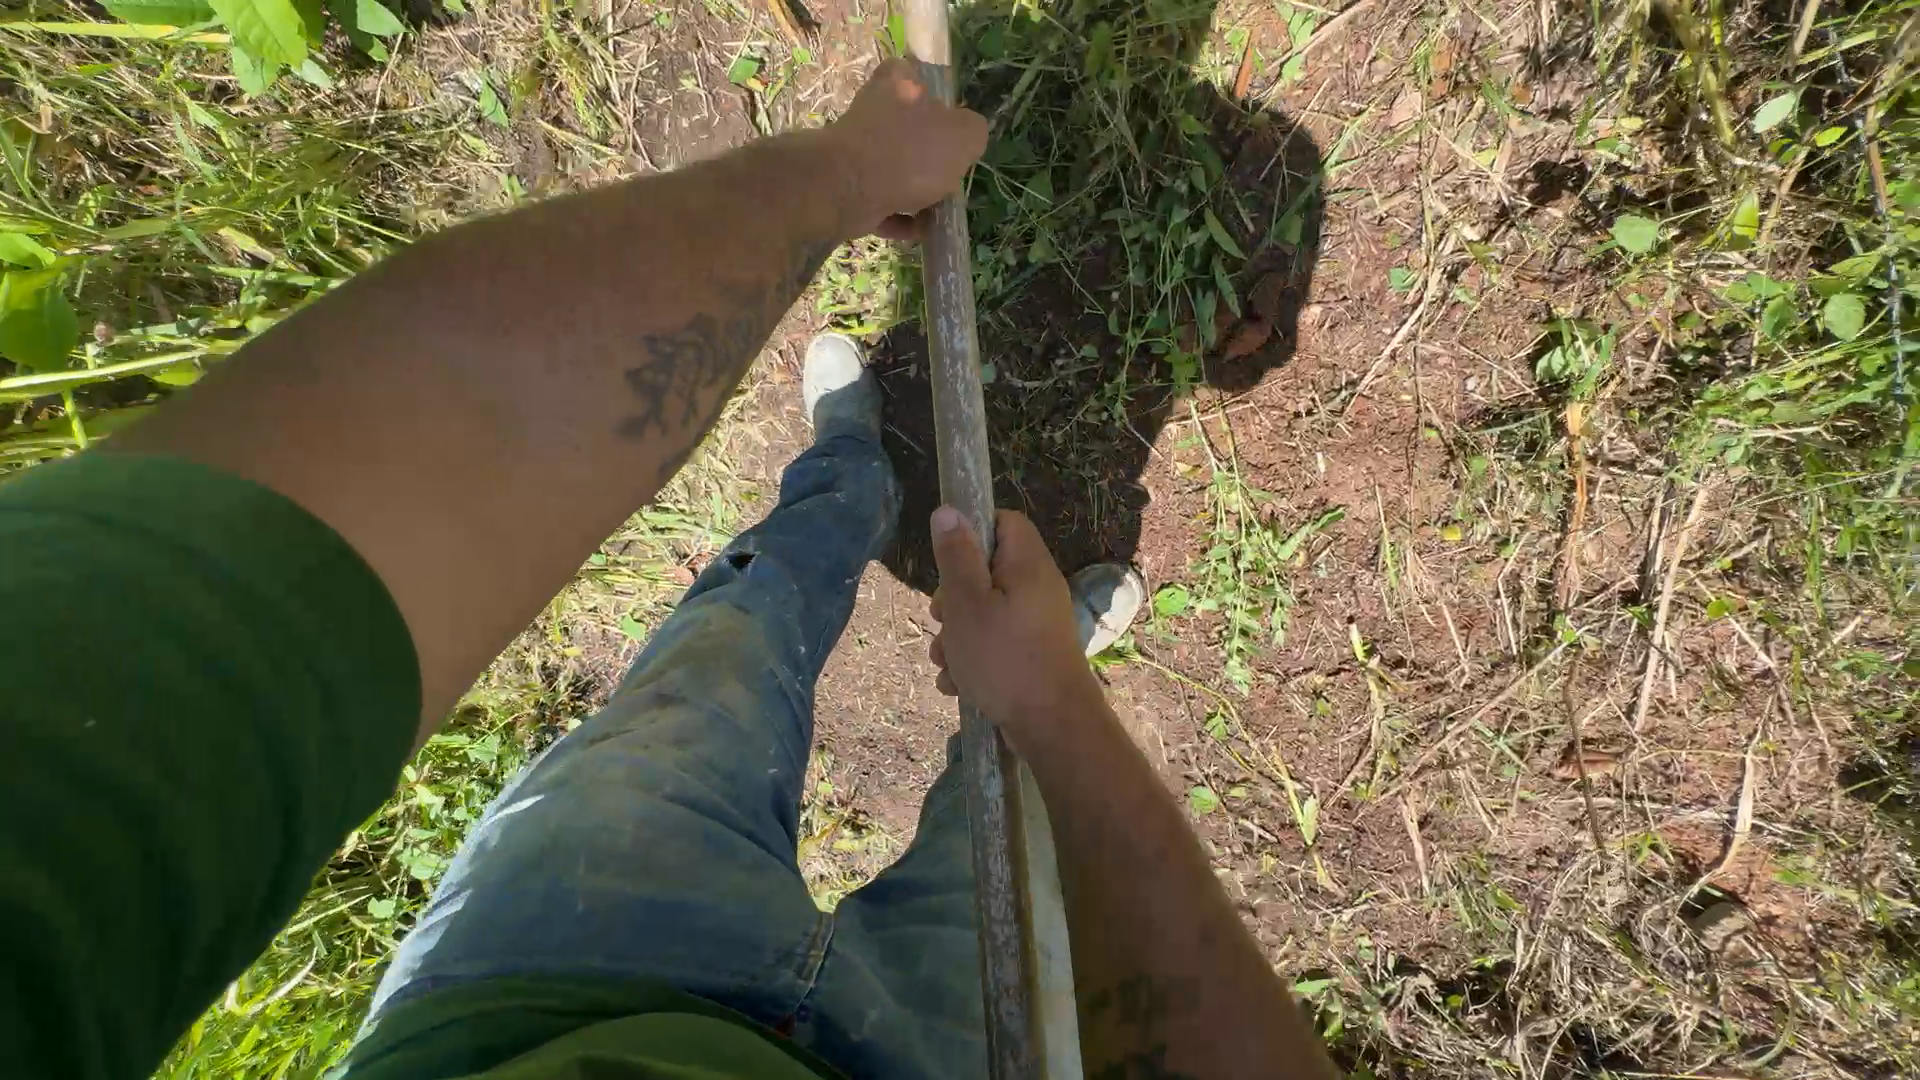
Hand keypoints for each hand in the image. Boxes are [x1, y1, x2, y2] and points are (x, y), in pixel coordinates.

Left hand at [830, 59, 987, 235]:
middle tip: (949, 184)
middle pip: (911, 135)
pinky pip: (882, 202)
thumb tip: (967, 139)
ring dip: (916, 195)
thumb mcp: (965, 136)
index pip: (920, 83)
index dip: (939, 111)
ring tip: (938, 215)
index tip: (952, 140)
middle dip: (930, 162)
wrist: (850, 189)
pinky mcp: (848, 185)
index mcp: (899, 82)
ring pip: (896, 171)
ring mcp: (858, 149)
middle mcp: (875, 110)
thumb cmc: (911, 154)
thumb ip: (974, 132)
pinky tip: (919, 231)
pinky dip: (900, 217)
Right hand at [927, 506, 1105, 752]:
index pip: (1004, 522)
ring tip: (946, 662)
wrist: (1052, 727)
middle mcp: (1037, 588)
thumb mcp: (967, 603)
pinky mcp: (1033, 654)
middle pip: (987, 572)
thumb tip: (949, 510)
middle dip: (954, 598)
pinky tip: (958, 685)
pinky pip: (996, 643)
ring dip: (958, 636)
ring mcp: (1037, 623)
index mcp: (1027, 564)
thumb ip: (956, 556)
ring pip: (985, 613)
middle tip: (941, 618)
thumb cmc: (1005, 658)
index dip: (972, 534)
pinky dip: (974, 659)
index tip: (948, 562)